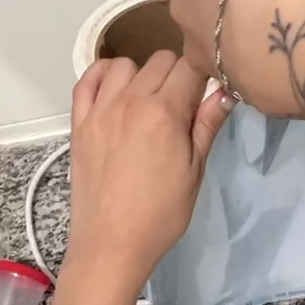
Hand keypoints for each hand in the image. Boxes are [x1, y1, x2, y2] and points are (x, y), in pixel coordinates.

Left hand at [63, 52, 231, 300]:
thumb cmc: (160, 215)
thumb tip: (226, 90)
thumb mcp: (194, 171)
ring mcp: (100, 110)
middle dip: (176, 75)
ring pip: (124, 64)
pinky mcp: (79, 123)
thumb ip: (207, 125)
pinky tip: (115, 91)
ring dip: (141, 75)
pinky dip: (102, 76)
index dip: (204, 75)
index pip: (191, 67)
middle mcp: (130, 102)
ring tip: (147, 104)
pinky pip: (87, 80)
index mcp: (164, 113)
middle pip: (160, 60)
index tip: (206, 94)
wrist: (112, 244)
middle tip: (180, 107)